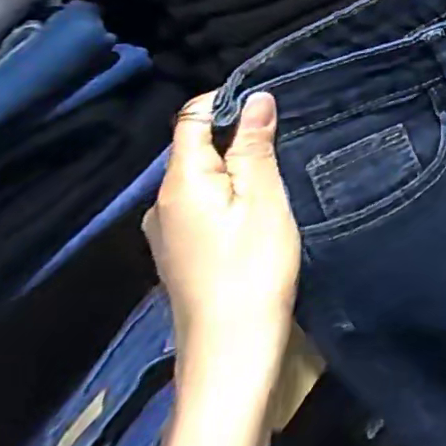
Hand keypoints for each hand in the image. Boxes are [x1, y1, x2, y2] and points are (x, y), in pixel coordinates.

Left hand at [146, 92, 300, 383]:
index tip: (268, 99)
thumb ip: (255, 146)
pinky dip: (227, 189)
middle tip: (284, 133)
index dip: (226, 100)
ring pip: (200, 175)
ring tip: (276, 166)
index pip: (190, 118)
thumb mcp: (264, 199)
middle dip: (235, 132)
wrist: (231, 348)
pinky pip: (200, 200)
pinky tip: (256, 204)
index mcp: (179, 183)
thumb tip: (256, 97)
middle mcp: (161, 202)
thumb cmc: (253, 266)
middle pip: (194, 147)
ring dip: (234, 163)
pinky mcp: (178, 250)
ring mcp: (165, 230)